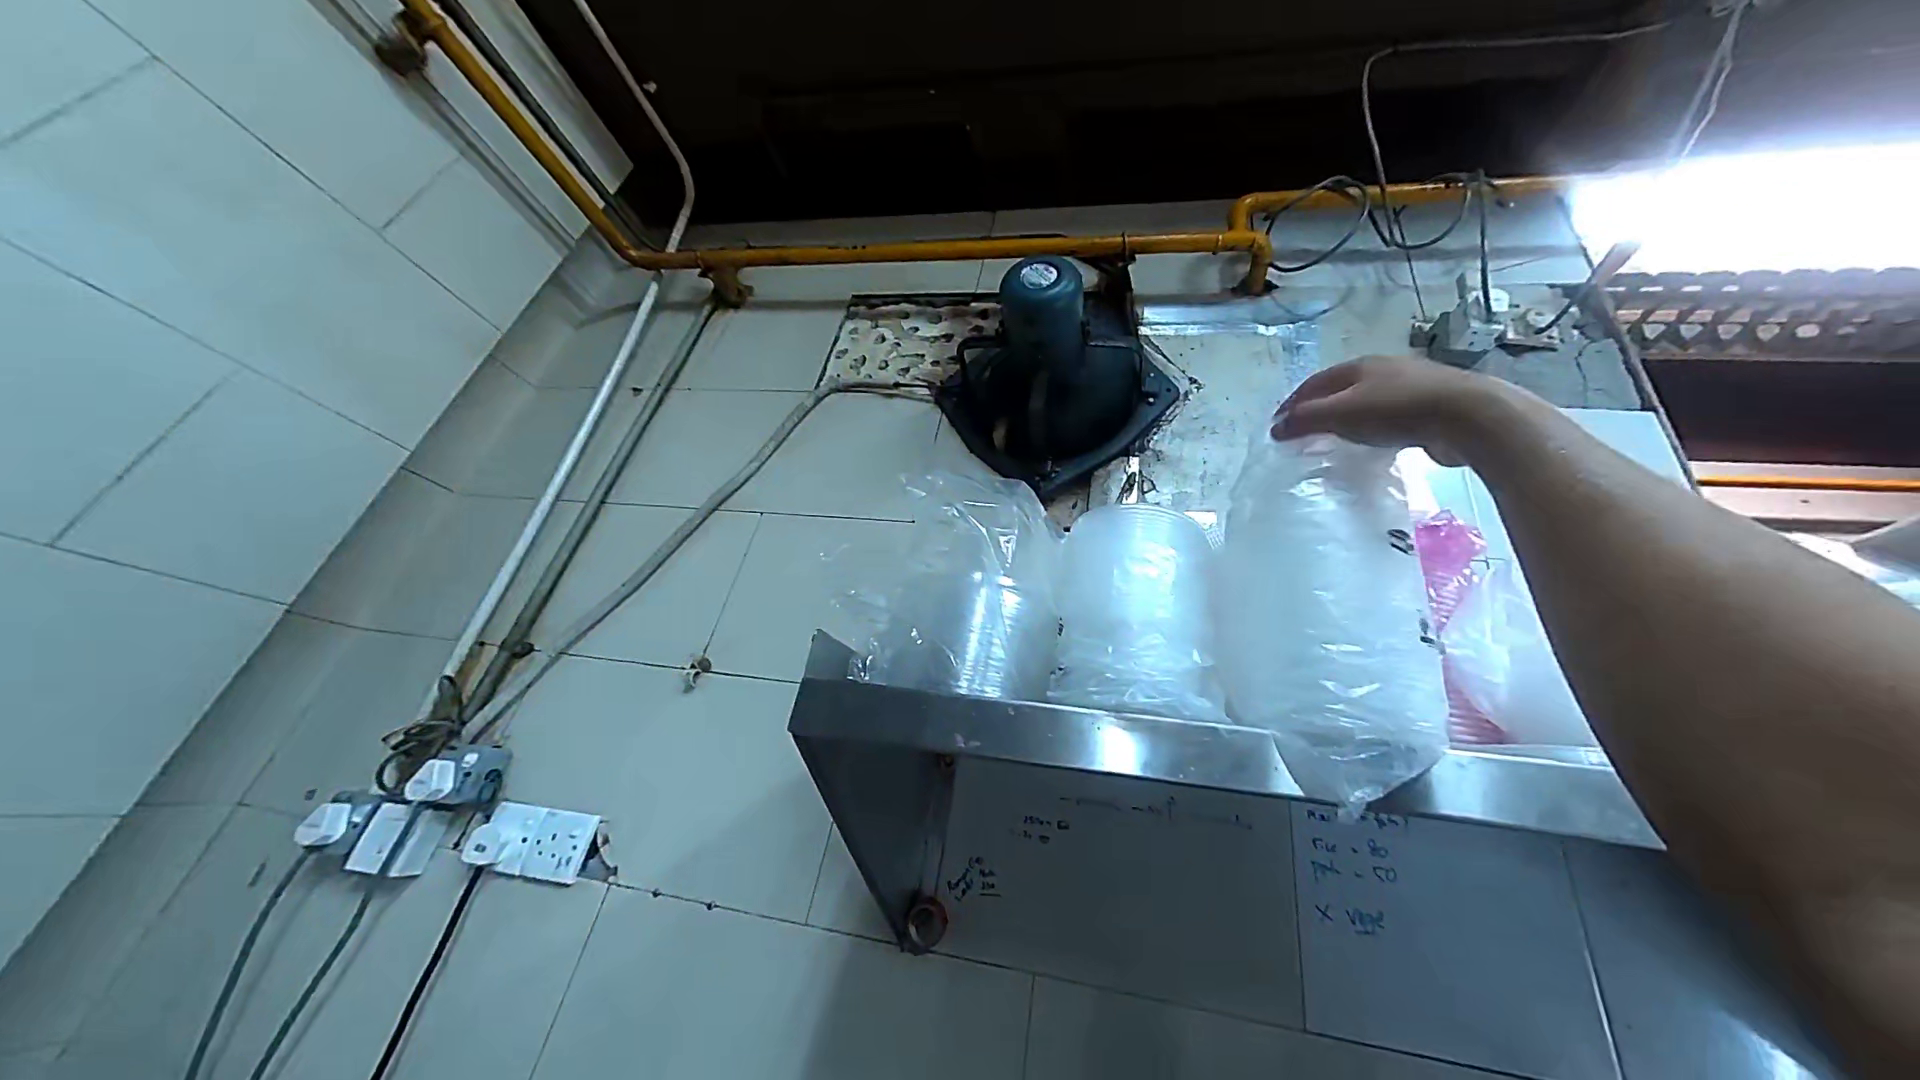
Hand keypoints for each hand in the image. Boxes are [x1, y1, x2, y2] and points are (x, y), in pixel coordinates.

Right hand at [1270, 355, 1514, 466]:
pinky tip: (1371, 443)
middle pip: (1339, 389)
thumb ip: (1305, 420)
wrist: (1469, 416)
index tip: (1277, 427)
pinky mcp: (1431, 407)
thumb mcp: (1340, 414)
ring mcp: (1411, 386)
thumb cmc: (1396, 410)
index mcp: (1358, 365)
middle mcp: (1384, 369)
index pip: (1313, 383)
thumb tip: (1276, 428)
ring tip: (1334, 440)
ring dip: (1345, 419)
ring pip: (1366, 402)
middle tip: (1302, 433)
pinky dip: (1371, 428)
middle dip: (1317, 409)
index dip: (1292, 404)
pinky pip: (1389, 417)